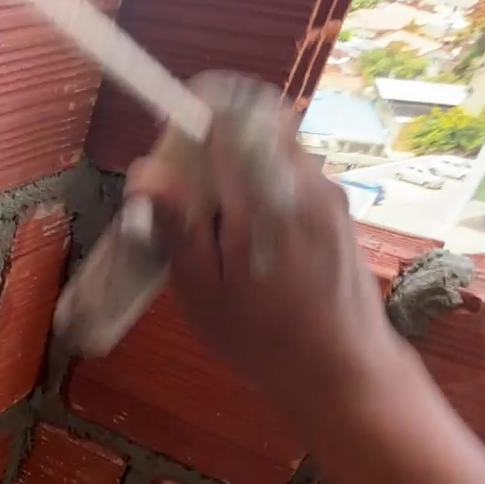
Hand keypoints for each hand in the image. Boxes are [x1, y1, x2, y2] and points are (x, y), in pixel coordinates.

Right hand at [125, 85, 408, 418]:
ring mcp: (327, 193)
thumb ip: (179, 224)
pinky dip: (261, 194)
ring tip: (214, 232)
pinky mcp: (337, 210)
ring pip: (274, 154)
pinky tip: (247, 244)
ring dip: (238, 174)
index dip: (200, 117)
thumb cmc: (257, 336)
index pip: (233, 118)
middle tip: (184, 200)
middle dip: (214, 150)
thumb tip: (145, 172)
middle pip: (255, 130)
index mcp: (263, 197)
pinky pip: (292, 180)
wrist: (339, 365)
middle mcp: (303, 181)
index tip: (170, 141)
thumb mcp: (201, 288)